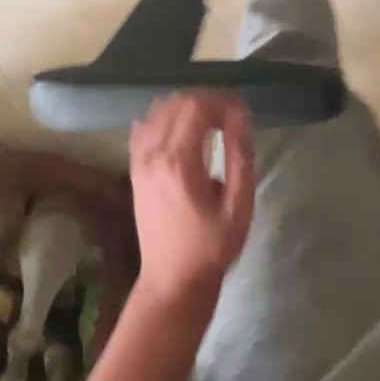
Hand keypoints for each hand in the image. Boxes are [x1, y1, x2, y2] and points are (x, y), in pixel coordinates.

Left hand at [130, 91, 254, 305]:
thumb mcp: (238, 205)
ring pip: (159, 110)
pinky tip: (183, 131)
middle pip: (177, 102)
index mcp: (178, 161)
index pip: (197, 106)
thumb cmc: (211, 246)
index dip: (223, 102)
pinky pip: (145, 126)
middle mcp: (153, 153)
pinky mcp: (135, 168)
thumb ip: (240, 156)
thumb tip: (241, 116)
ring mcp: (139, 160)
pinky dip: (165, 118)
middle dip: (207, 101)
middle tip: (232, 117)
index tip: (244, 114)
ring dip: (186, 107)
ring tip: (212, 123)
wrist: (172, 280)